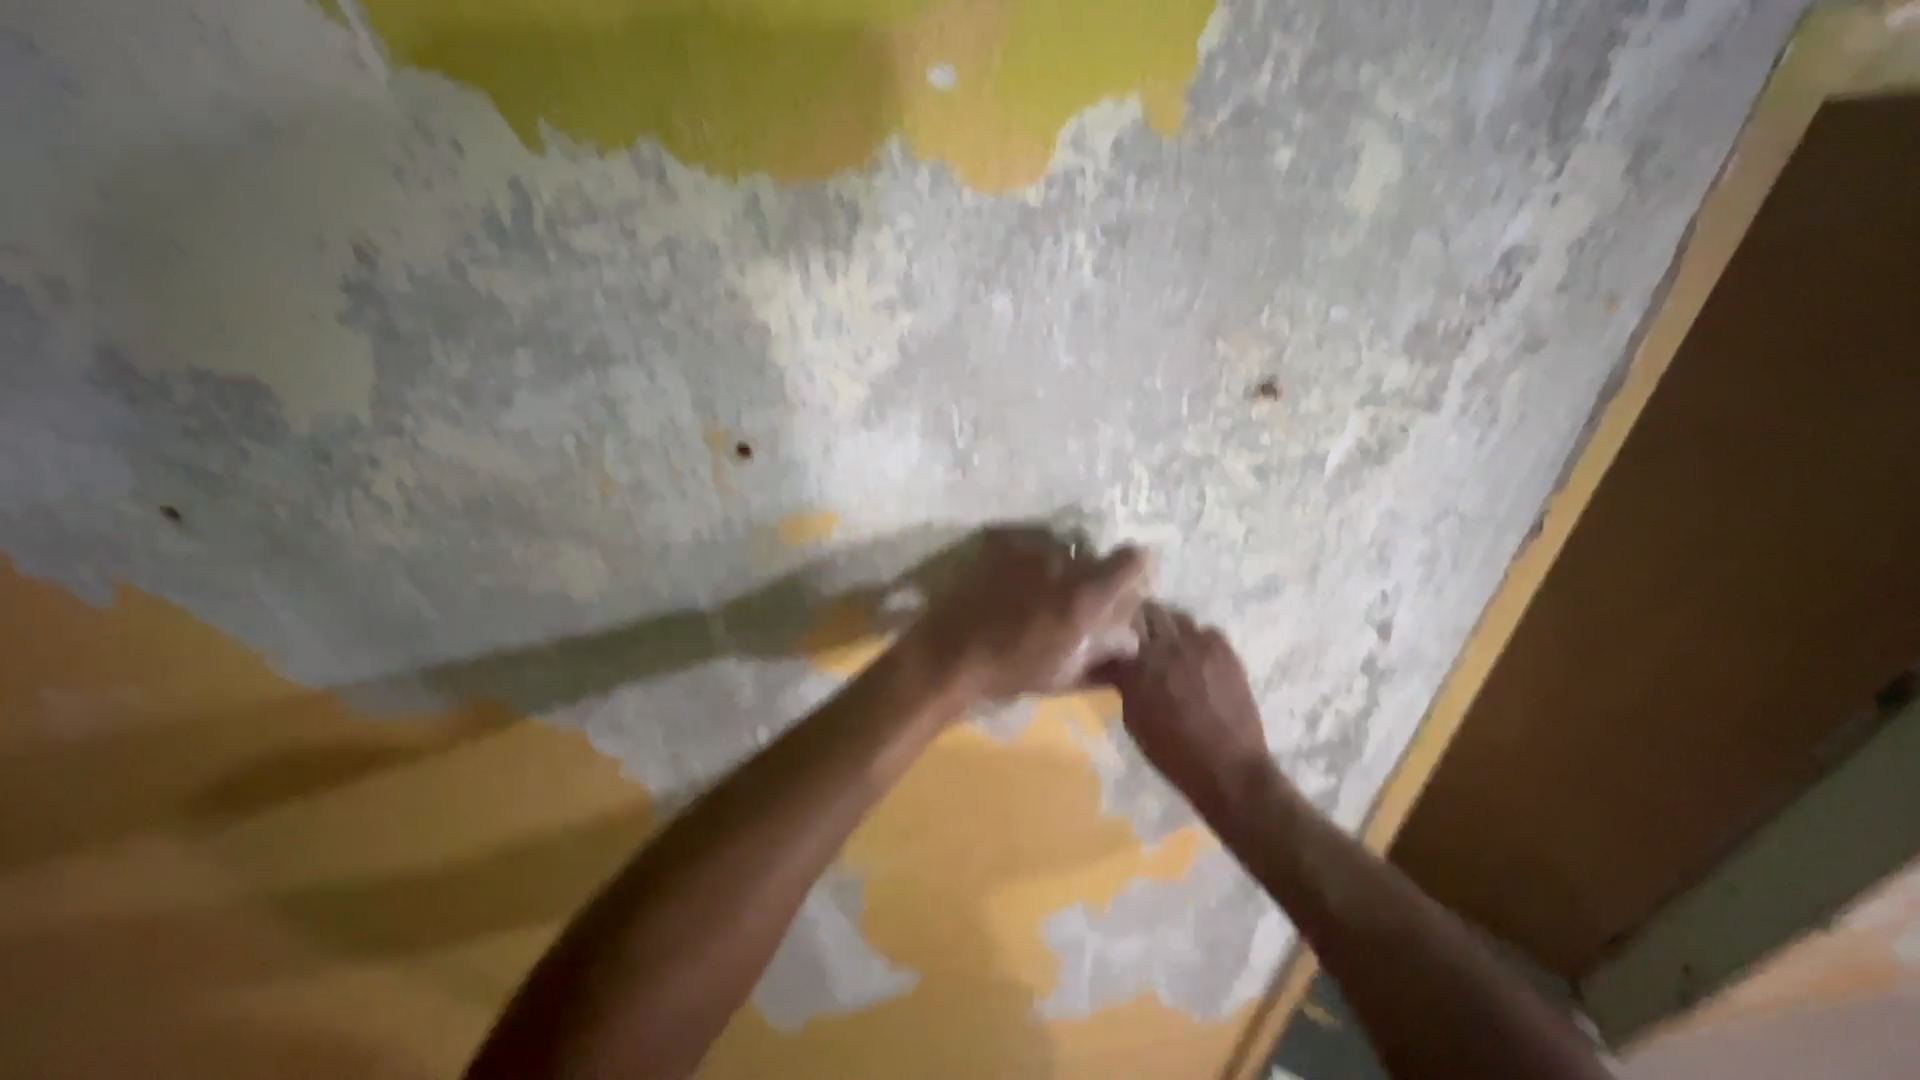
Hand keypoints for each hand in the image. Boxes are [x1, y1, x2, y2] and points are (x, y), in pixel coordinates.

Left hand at [908, 527, 1149, 700]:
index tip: (1123, 588)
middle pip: (1093, 557)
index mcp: (1084, 595)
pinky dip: (1027, 562)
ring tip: (1034, 595)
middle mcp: (1062, 562)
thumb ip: (1105, 653)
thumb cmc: (1010, 672)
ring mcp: (1027, 548)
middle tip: (1070, 602)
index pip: (1133, 559)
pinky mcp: (998, 542)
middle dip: (1090, 576)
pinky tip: (1010, 585)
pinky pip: (1028, 544)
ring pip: (1059, 549)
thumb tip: (1128, 639)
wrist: (947, 656)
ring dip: (1057, 568)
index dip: (1134, 570)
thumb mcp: (1066, 674)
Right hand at [1093, 603, 1277, 809]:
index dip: (1111, 636)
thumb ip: (1124, 684)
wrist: (1228, 767)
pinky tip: (1194, 656)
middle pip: (1148, 613)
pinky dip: (1195, 639)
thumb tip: (1115, 666)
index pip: (1117, 632)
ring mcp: (1200, 645)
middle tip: (1136, 638)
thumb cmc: (1173, 752)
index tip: (1108, 643)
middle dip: (1139, 622)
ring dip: (1167, 628)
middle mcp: (1168, 646)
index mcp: (1139, 665)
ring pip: (1177, 618)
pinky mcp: (1225, 650)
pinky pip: (1205, 631)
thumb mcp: (1134, 720)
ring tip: (1167, 646)